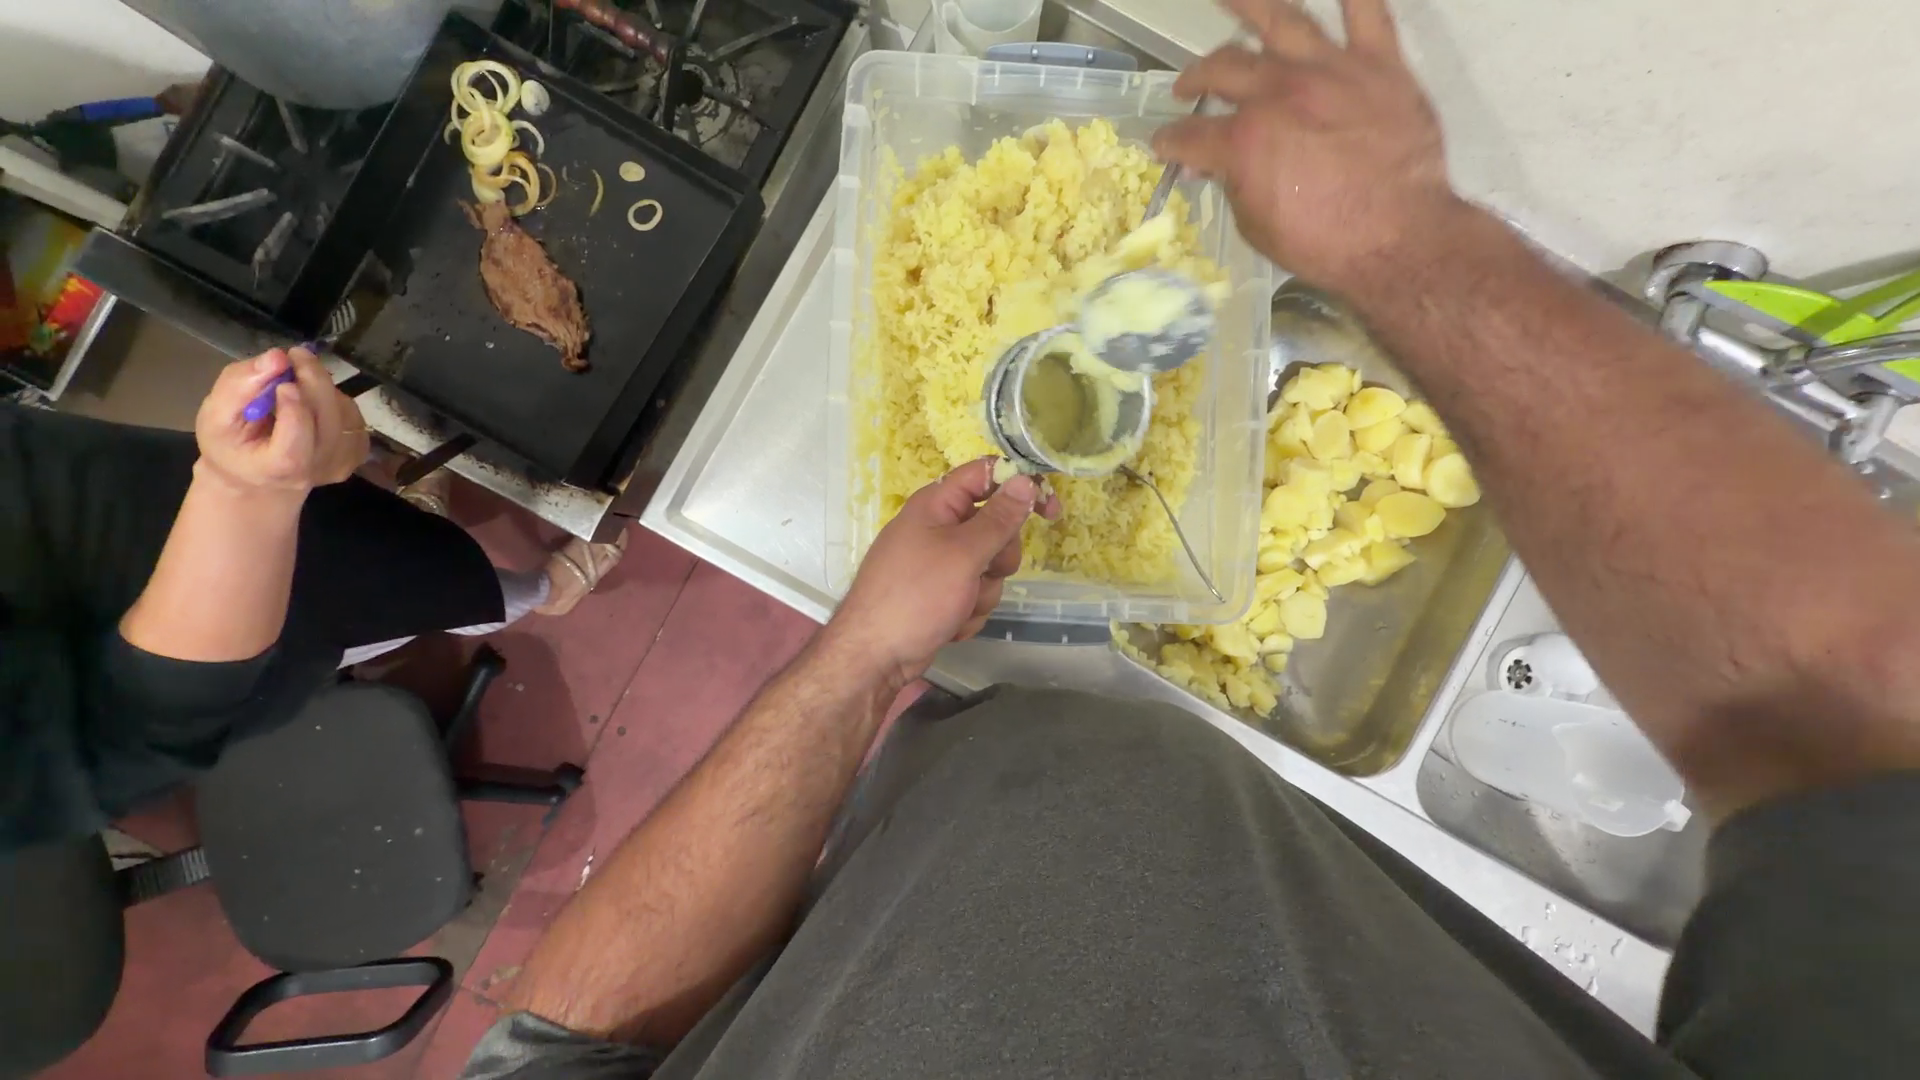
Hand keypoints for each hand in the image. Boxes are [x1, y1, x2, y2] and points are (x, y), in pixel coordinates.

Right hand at [194, 346, 368, 495]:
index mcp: (280, 467)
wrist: (261, 480)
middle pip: (329, 419)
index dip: (295, 408)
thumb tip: (276, 357)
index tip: (285, 380)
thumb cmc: (231, 447)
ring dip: (323, 389)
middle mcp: (320, 467)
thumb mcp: (216, 417)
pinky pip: (353, 416)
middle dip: (314, 380)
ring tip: (296, 382)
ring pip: (344, 413)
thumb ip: (240, 388)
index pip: (297, 438)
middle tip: (297, 355)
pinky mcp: (358, 453)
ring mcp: (344, 462)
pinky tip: (313, 401)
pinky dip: (334, 401)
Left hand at [824, 458, 1060, 687]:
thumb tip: (1025, 481)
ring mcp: (939, 564)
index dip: (1019, 487)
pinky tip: (949, 624)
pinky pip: (976, 594)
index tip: (1050, 509)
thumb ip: (999, 519)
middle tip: (981, 571)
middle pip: (995, 527)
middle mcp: (938, 528)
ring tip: (957, 606)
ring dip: (982, 592)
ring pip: (990, 567)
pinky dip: (969, 612)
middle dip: (997, 558)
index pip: (987, 476)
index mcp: (937, 504)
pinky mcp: (942, 594)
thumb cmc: (915, 595)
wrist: (876, 656)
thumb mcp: (963, 554)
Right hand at [1153, 0, 1463, 291]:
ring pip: (1281, 19)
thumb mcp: (1255, 224)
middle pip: (1224, 69)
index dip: (1170, 142)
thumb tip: (1215, 166)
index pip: (1190, 135)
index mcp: (1243, 142)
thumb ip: (1233, 184)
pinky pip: (1366, 9)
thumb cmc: (1319, 244)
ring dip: (1248, 3)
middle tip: (1186, 86)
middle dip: (1195, 78)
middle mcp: (1278, 94)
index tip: (1163, 146)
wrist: (1395, 237)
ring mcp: (1330, 71)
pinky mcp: (1379, 62)